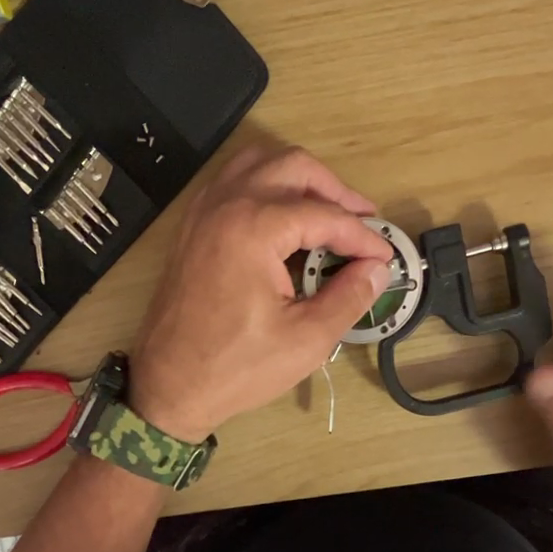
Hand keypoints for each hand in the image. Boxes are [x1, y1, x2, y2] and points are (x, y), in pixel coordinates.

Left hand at [127, 147, 393, 441]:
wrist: (169, 387)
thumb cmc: (235, 369)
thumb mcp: (305, 340)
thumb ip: (349, 297)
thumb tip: (377, 270)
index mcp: (253, 228)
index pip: (324, 214)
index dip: (361, 235)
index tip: (383, 257)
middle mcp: (225, 204)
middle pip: (293, 167)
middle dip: (335, 192)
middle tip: (362, 224)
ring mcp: (202, 212)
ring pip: (260, 164)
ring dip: (299, 181)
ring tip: (326, 215)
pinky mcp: (191, 227)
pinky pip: (233, 183)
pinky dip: (265, 188)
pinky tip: (284, 222)